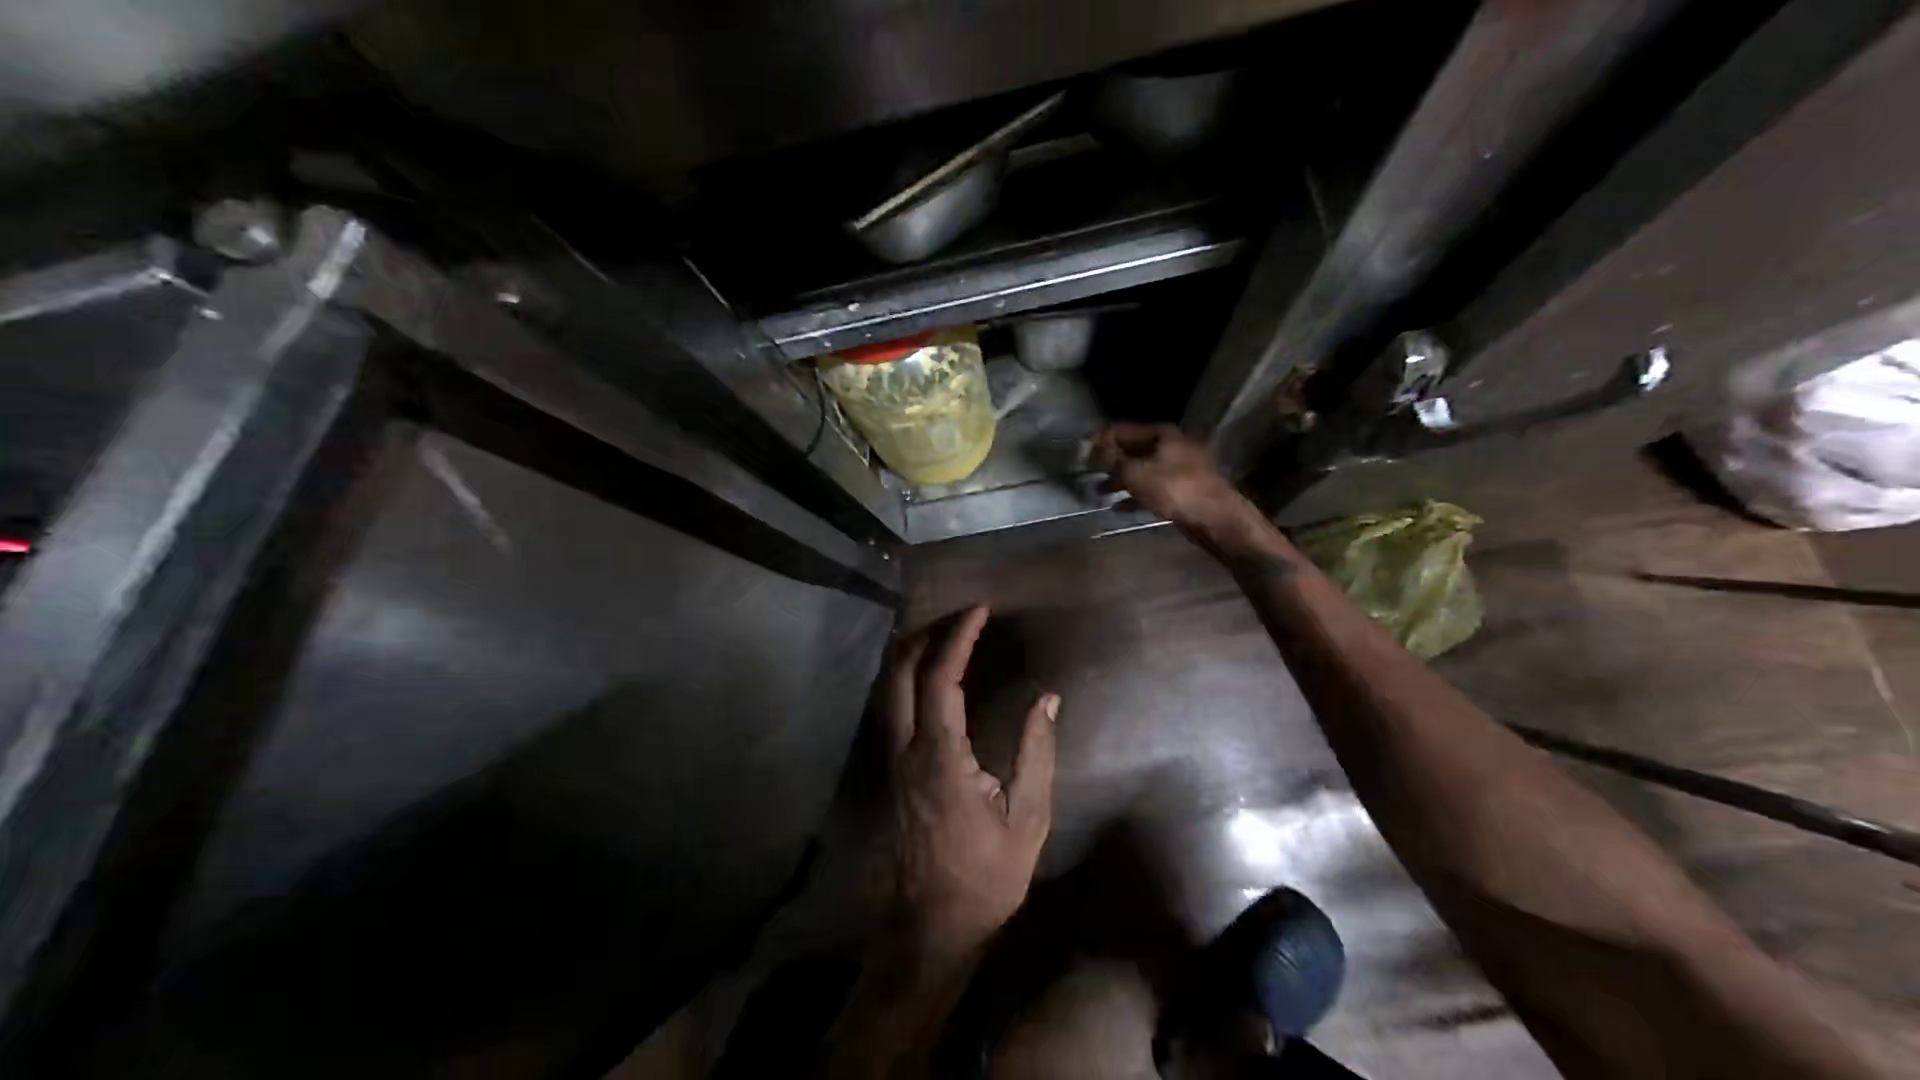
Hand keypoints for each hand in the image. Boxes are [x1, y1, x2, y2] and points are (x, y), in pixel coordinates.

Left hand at [883, 606, 1057, 959]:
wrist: (934, 925)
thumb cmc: (987, 874)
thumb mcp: (1028, 817)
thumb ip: (1036, 753)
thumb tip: (1047, 700)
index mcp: (939, 756)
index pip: (940, 679)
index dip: (957, 638)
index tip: (979, 610)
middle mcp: (905, 749)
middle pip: (899, 673)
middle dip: (926, 634)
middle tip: (961, 615)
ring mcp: (893, 760)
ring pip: (888, 689)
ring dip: (911, 652)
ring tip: (945, 632)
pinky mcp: (893, 771)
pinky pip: (892, 706)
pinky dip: (906, 677)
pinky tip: (928, 675)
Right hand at [1090, 423, 1260, 540]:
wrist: (1215, 517)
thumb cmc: (1174, 489)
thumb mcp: (1136, 472)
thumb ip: (1112, 459)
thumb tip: (1094, 447)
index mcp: (1162, 434)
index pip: (1122, 429)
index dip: (1100, 438)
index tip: (1081, 449)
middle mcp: (1171, 446)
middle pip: (1132, 450)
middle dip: (1109, 461)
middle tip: (1088, 472)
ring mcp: (1178, 468)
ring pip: (1142, 470)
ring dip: (1120, 480)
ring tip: (1099, 492)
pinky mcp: (1182, 490)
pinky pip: (1152, 489)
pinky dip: (1135, 496)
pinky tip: (1119, 507)